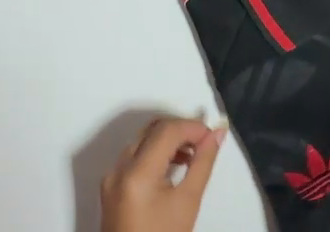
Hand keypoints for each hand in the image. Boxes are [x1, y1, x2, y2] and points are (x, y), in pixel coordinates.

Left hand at [100, 116, 226, 231]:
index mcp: (137, 172)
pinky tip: (173, 166)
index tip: (212, 136)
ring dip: (168, 139)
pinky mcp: (111, 186)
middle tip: (204, 142)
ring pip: (143, 139)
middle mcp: (119, 168)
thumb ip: (203, 163)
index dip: (192, 127)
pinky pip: (134, 155)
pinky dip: (155, 152)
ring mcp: (111, 177)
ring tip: (192, 155)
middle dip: (180, 129)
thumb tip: (218, 132)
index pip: (167, 131)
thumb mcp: (188, 202)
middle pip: (152, 130)